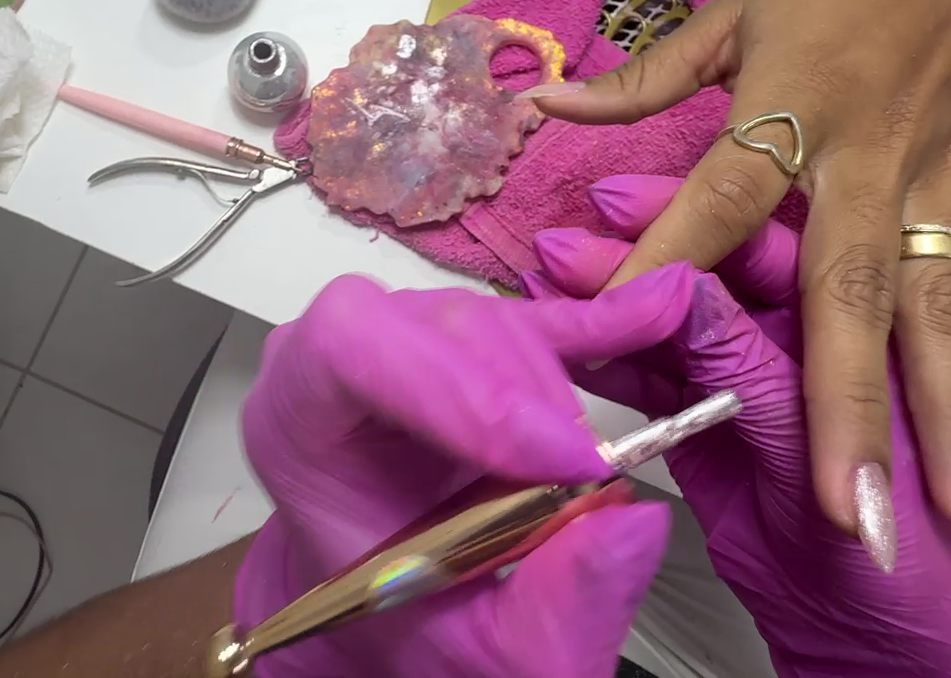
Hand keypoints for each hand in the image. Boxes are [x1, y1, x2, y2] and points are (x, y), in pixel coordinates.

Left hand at [237, 271, 695, 677]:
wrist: (395, 593)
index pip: (347, 344)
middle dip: (521, 395)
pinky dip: (596, 321)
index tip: (551, 458)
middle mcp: (339, 355)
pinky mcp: (465, 337)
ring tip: (581, 467)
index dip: (453, 385)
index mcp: (297, 415)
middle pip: (432, 323)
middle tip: (584, 474)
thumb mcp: (473, 653)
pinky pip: (533, 317)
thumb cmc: (401, 613)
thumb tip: (626, 522)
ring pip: (486, 316)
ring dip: (551, 386)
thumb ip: (547, 607)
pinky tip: (653, 307)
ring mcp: (403, 331)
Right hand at [532, 176, 950, 677]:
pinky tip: (561, 336)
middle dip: (626, 255)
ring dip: (601, 303)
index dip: (690, 222)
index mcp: (843, 323)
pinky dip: (601, 357)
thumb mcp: (812, 442)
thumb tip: (673, 278)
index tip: (619, 207)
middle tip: (562, 242)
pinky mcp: (693, 413)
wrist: (868, 645)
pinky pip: (643, 376)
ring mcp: (731, 373)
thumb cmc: (892, 550)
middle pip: (696, 278)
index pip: (761, 249)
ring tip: (543, 281)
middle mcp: (783, 335)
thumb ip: (744, 359)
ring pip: (660, 324)